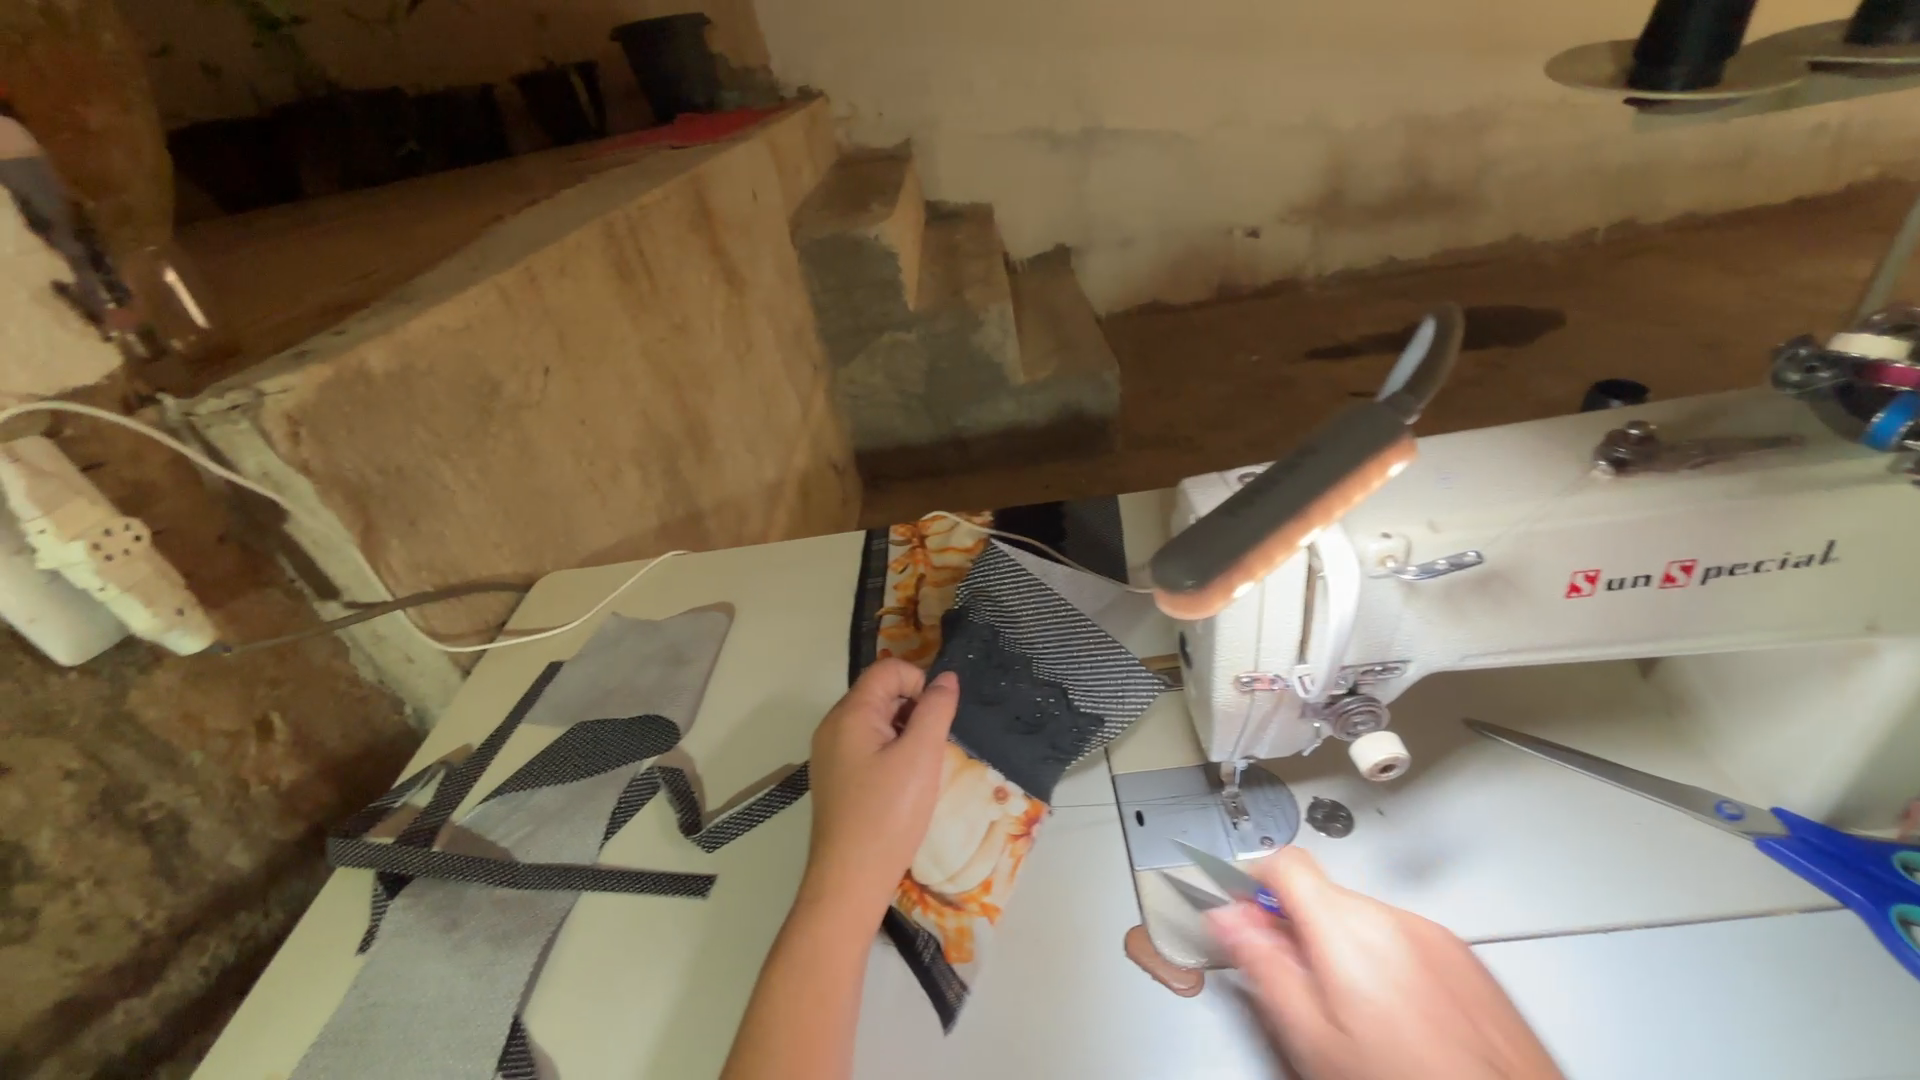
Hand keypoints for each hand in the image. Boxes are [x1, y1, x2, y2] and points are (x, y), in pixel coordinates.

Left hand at [802, 659, 959, 919]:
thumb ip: (936, 710)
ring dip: (906, 734)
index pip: (888, 669)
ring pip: (877, 721)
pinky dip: (892, 754)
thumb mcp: (921, 756)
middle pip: (881, 693)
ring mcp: (831, 753)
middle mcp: (834, 726)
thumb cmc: (888, 814)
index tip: (938, 719)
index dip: (919, 683)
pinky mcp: (837, 777)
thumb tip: (947, 678)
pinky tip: (904, 786)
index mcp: (849, 713)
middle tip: (932, 749)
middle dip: (914, 710)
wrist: (850, 880)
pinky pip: (868, 746)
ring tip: (921, 770)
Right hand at [1208, 847, 1562, 1079]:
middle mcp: (1395, 919)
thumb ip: (1262, 966)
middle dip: (1298, 929)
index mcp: (1349, 928)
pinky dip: (1387, 964)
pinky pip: (1405, 941)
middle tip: (1295, 985)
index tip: (1243, 910)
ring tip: (1354, 1015)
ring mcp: (1437, 937)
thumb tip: (1227, 918)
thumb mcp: (1312, 1038)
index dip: (1252, 882)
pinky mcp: (1466, 960)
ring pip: (1363, 920)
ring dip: (1343, 948)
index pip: (1284, 863)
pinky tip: (1396, 1018)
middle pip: (1323, 896)